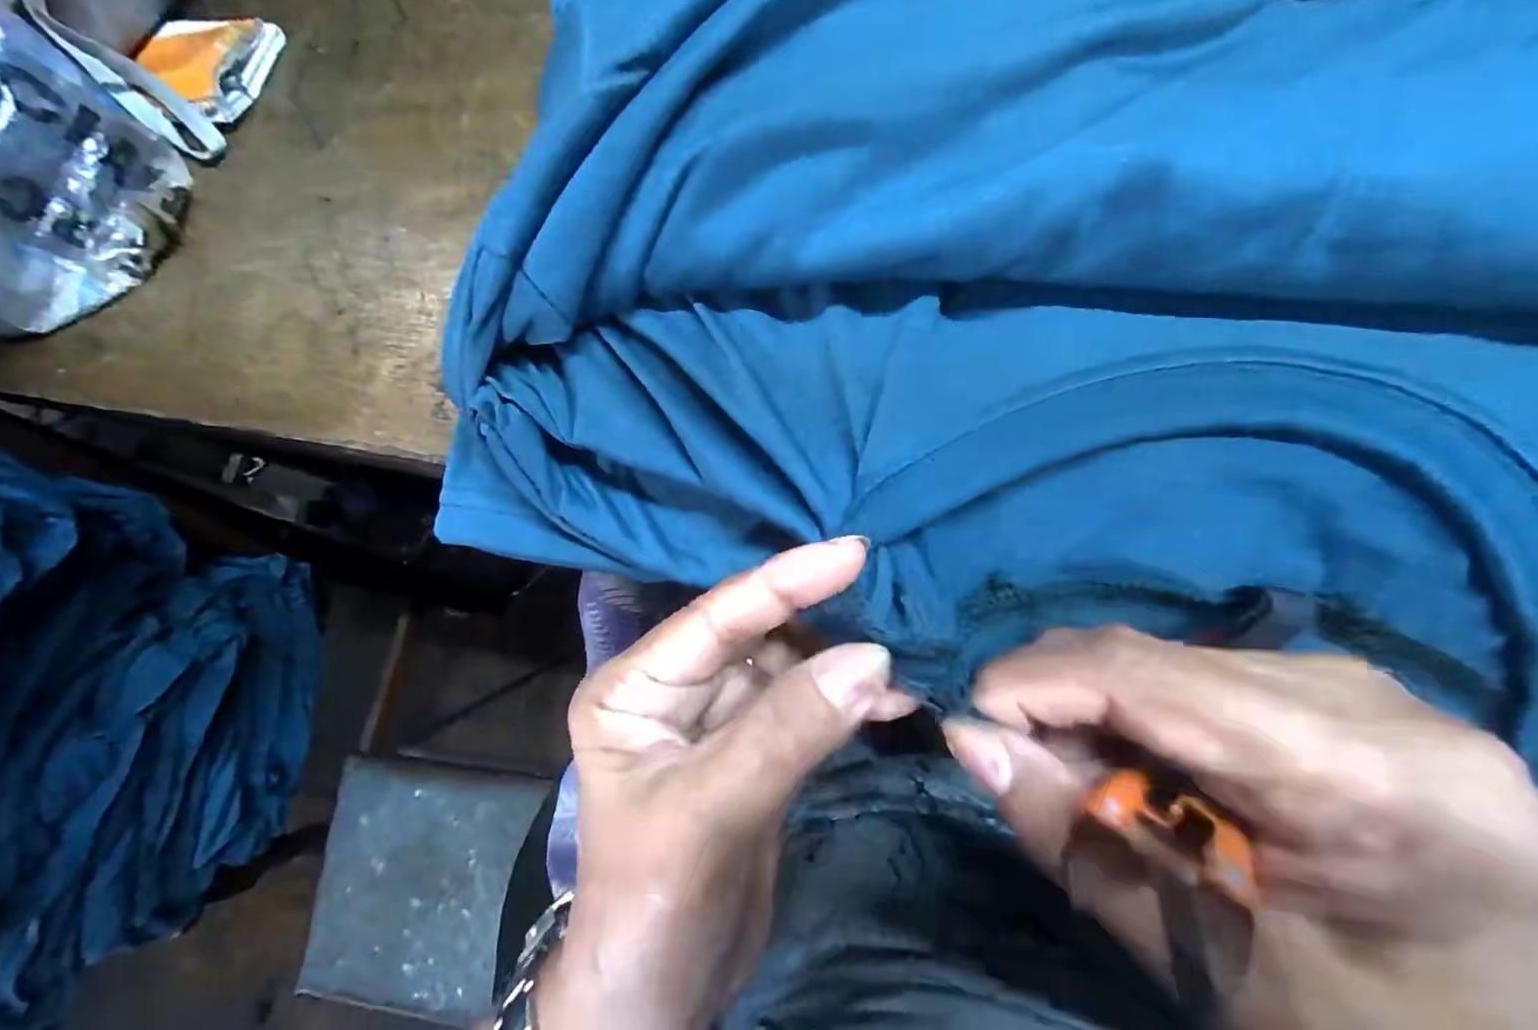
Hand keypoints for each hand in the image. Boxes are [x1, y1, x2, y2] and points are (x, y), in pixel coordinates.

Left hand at [535, 538, 917, 1029]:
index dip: (785, 580)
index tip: (853, 551)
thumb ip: (786, 730)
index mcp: (634, 686)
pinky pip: (808, 708)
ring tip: (903, 658)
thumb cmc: (653, 899)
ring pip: (790, 668)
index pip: (717, 616)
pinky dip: (848, 702)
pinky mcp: (756, 751)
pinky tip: (893, 701)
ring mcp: (719, 719)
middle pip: (759, 633)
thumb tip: (870, 656)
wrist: (660, 995)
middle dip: (823, 618)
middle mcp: (676, 689)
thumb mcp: (711, 809)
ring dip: (844, 663)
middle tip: (890, 601)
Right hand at [942, 626, 1537, 1029]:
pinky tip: (1158, 770)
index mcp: (1375, 781)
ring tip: (1098, 783)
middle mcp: (1380, 703)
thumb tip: (967, 736)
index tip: (971, 718)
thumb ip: (1074, 833)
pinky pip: (1208, 673)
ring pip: (1177, 659)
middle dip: (1067, 702)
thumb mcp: (1195, 948)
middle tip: (1027, 767)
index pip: (1161, 678)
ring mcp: (1370, 685)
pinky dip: (1151, 712)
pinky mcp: (1347, 687)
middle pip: (1166, 660)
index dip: (1044, 683)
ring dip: (1105, 708)